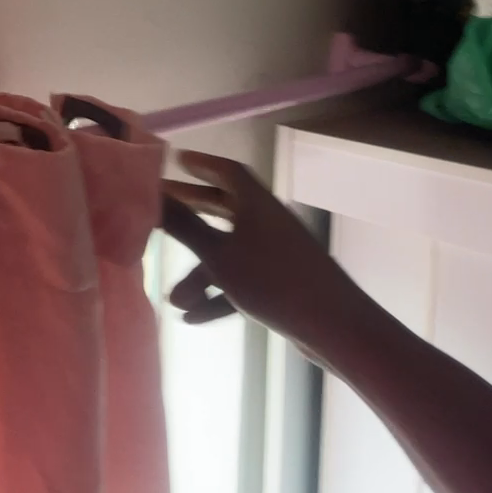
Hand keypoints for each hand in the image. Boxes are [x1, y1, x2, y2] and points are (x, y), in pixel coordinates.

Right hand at [159, 150, 375, 356]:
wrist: (339, 332)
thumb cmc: (274, 283)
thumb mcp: (217, 254)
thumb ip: (183, 225)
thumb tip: (152, 197)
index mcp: (257, 206)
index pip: (229, 172)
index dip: (202, 163)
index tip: (176, 160)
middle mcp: (269, 224)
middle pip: (226, 208)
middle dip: (192, 209)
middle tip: (161, 205)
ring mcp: (278, 255)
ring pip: (230, 253)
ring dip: (200, 273)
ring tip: (174, 299)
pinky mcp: (284, 284)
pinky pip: (243, 280)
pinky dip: (220, 295)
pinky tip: (193, 318)